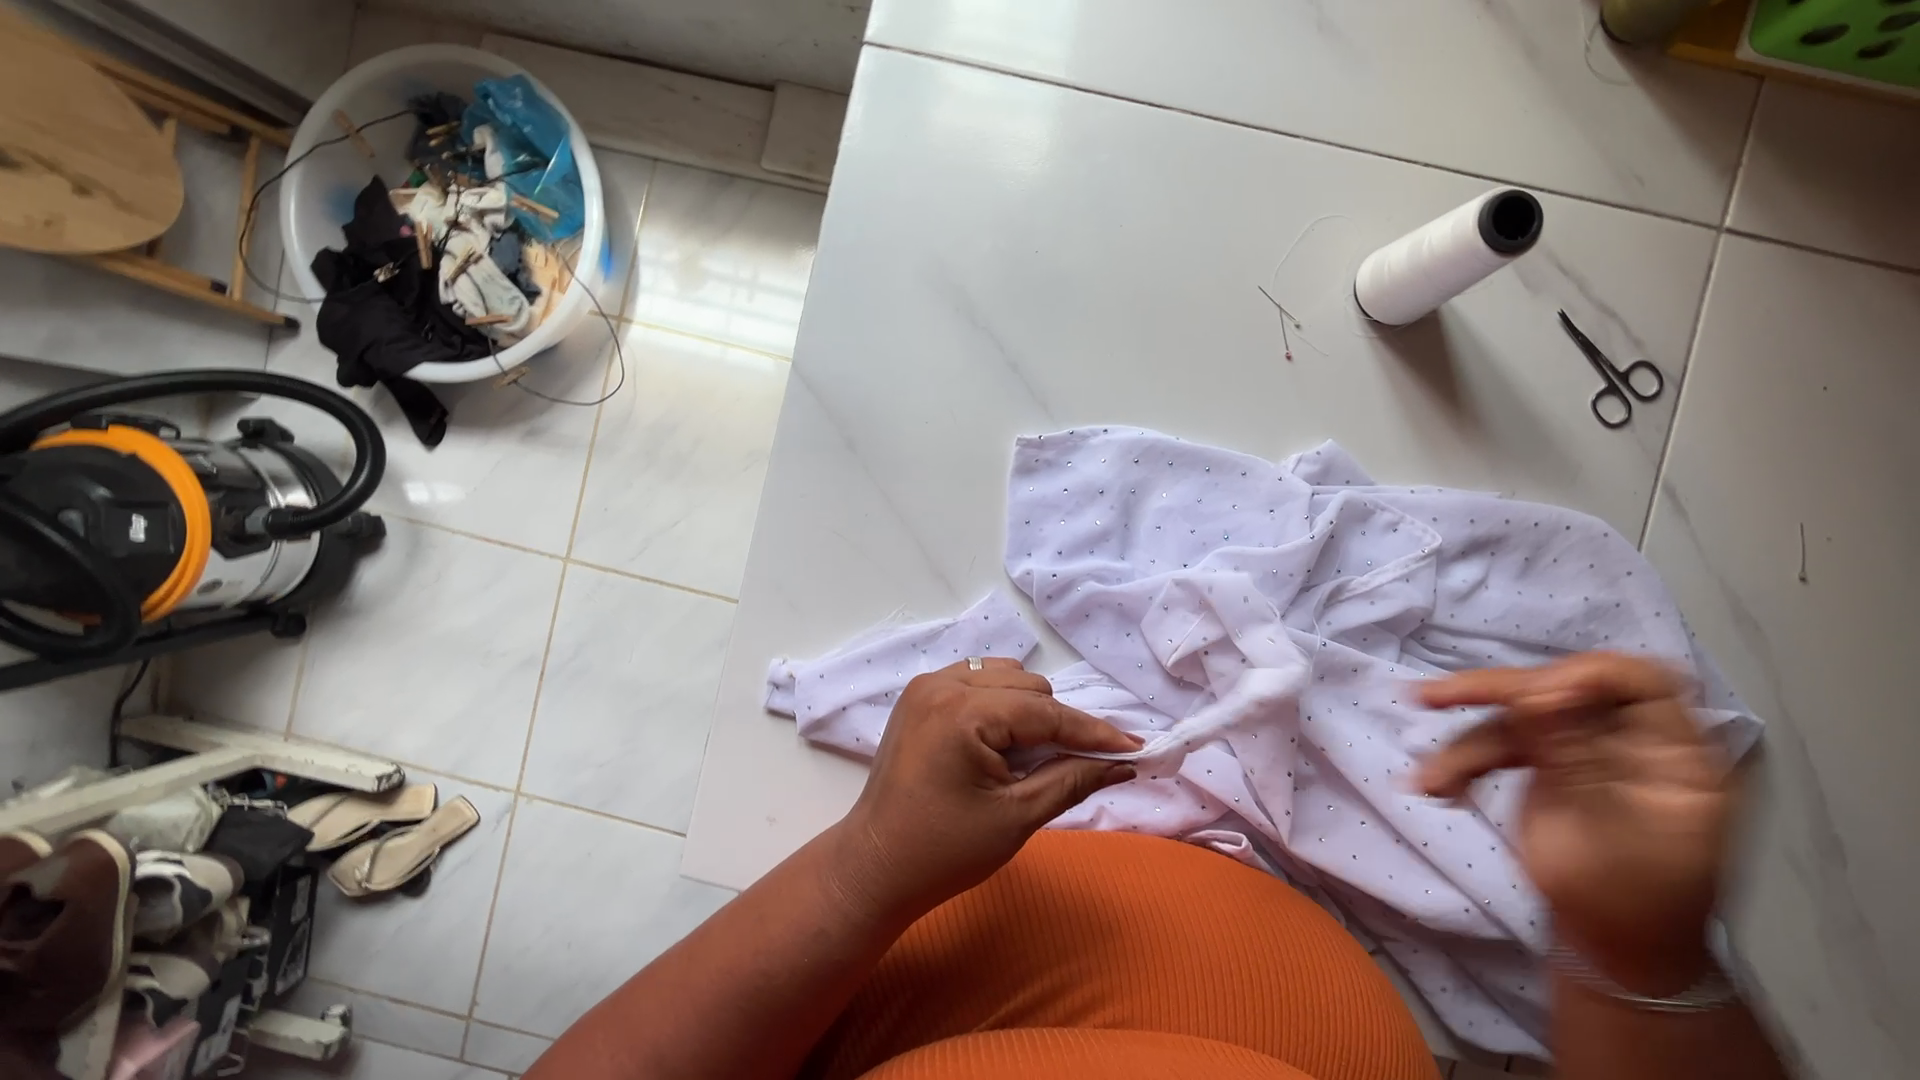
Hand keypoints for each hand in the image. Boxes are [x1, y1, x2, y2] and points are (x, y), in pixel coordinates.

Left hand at [830, 657, 1139, 918]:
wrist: (876, 866)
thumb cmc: (945, 851)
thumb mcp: (1017, 818)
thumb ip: (1073, 780)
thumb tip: (1123, 763)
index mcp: (963, 712)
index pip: (1046, 713)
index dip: (1094, 733)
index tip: (1136, 749)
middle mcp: (942, 684)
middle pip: (1029, 687)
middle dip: (1058, 726)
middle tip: (1073, 768)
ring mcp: (926, 686)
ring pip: (1006, 677)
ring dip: (1029, 711)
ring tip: (1028, 758)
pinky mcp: (919, 696)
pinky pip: (978, 680)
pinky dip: (1000, 704)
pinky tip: (1000, 741)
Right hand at [1416, 652, 1734, 995]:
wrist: (1612, 949)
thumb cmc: (1628, 903)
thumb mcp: (1603, 831)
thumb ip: (1572, 755)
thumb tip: (1537, 690)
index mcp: (1673, 754)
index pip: (1638, 682)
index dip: (1582, 676)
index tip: (1529, 698)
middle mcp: (1629, 739)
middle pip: (1560, 688)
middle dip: (1493, 693)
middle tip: (1432, 697)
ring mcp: (1586, 748)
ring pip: (1516, 716)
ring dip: (1463, 740)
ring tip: (1426, 777)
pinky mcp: (1549, 761)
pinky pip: (1498, 745)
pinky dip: (1462, 763)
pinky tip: (1434, 785)